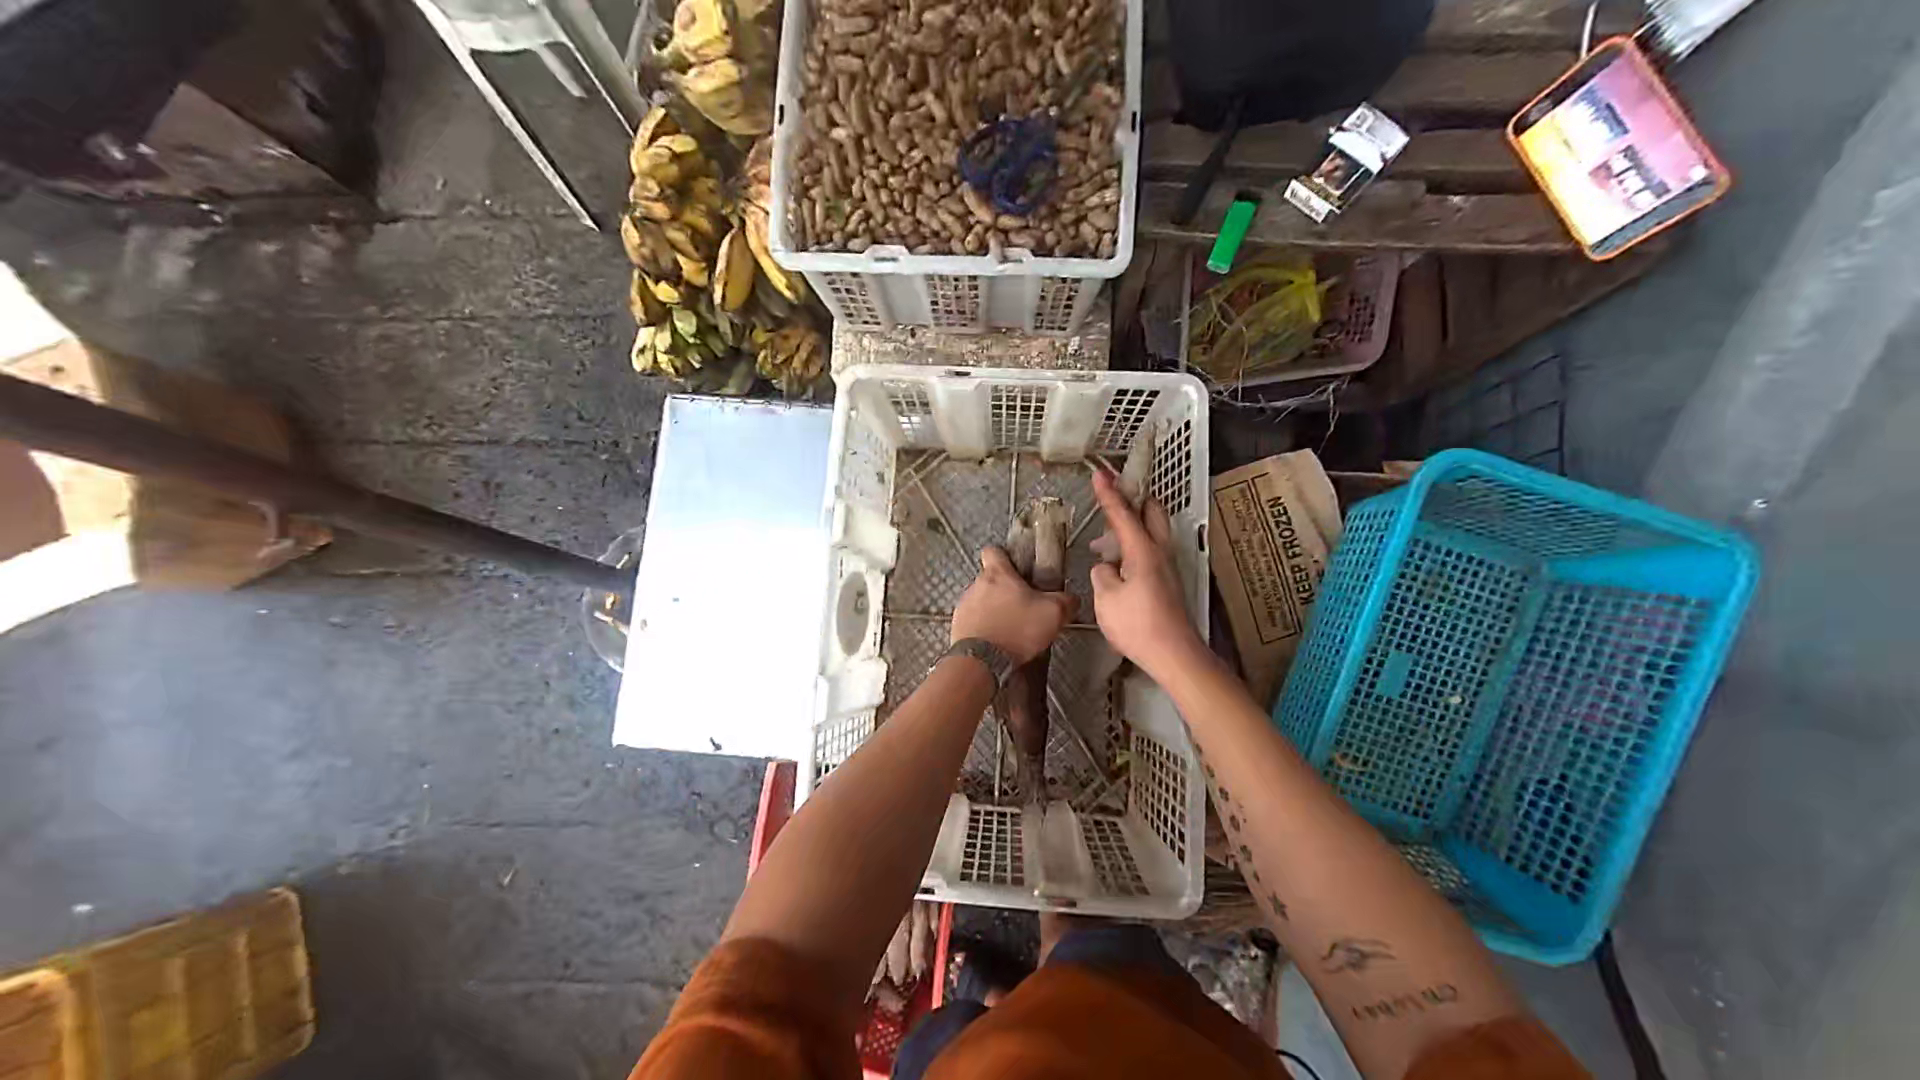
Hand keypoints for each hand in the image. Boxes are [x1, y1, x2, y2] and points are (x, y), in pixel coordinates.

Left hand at [950, 547, 1077, 664]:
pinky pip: (973, 621)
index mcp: (997, 574)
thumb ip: (1065, 601)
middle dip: (1005, 591)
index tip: (1017, 569)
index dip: (1005, 557)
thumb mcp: (1053, 614)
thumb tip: (1071, 599)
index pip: (994, 551)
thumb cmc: (1017, 630)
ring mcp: (964, 606)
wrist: (982, 661)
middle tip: (1023, 607)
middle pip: (990, 579)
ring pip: (981, 601)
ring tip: (1010, 628)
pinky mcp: (957, 626)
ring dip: (993, 610)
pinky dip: (983, 628)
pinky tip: (997, 642)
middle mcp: (976, 585)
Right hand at [1089, 469, 1206, 679]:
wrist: (1174, 654)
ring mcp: (1167, 568)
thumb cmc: (1138, 625)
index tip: (1099, 473)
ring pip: (1153, 532)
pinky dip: (1135, 547)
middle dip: (1134, 499)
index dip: (1109, 493)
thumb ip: (1102, 574)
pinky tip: (1119, 564)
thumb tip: (1107, 567)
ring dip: (1132, 526)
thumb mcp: (1106, 598)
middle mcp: (1159, 553)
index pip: (1123, 513)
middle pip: (1152, 513)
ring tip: (1106, 538)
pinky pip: (1151, 552)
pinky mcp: (1168, 584)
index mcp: (1143, 550)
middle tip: (1114, 495)